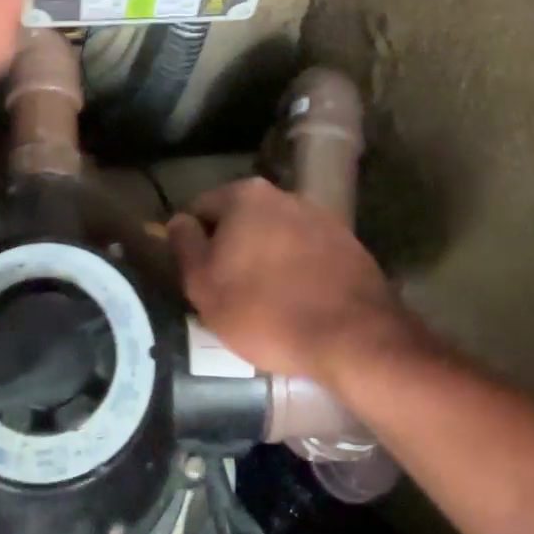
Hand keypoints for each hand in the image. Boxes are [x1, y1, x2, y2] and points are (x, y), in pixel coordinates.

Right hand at [167, 178, 423, 384]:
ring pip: (275, 237)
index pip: (201, 209)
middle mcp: (284, 195)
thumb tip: (179, 221)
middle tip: (226, 293)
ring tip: (264, 303)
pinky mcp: (349, 246)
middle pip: (241, 220)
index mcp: (245, 195)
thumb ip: (184, 245)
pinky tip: (297, 304)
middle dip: (231, 249)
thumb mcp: (203, 285)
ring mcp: (321, 218)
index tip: (196, 277)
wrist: (354, 338)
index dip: (193, 243)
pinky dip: (296, 272)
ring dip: (265, 260)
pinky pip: (306, 255)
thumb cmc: (265, 311)